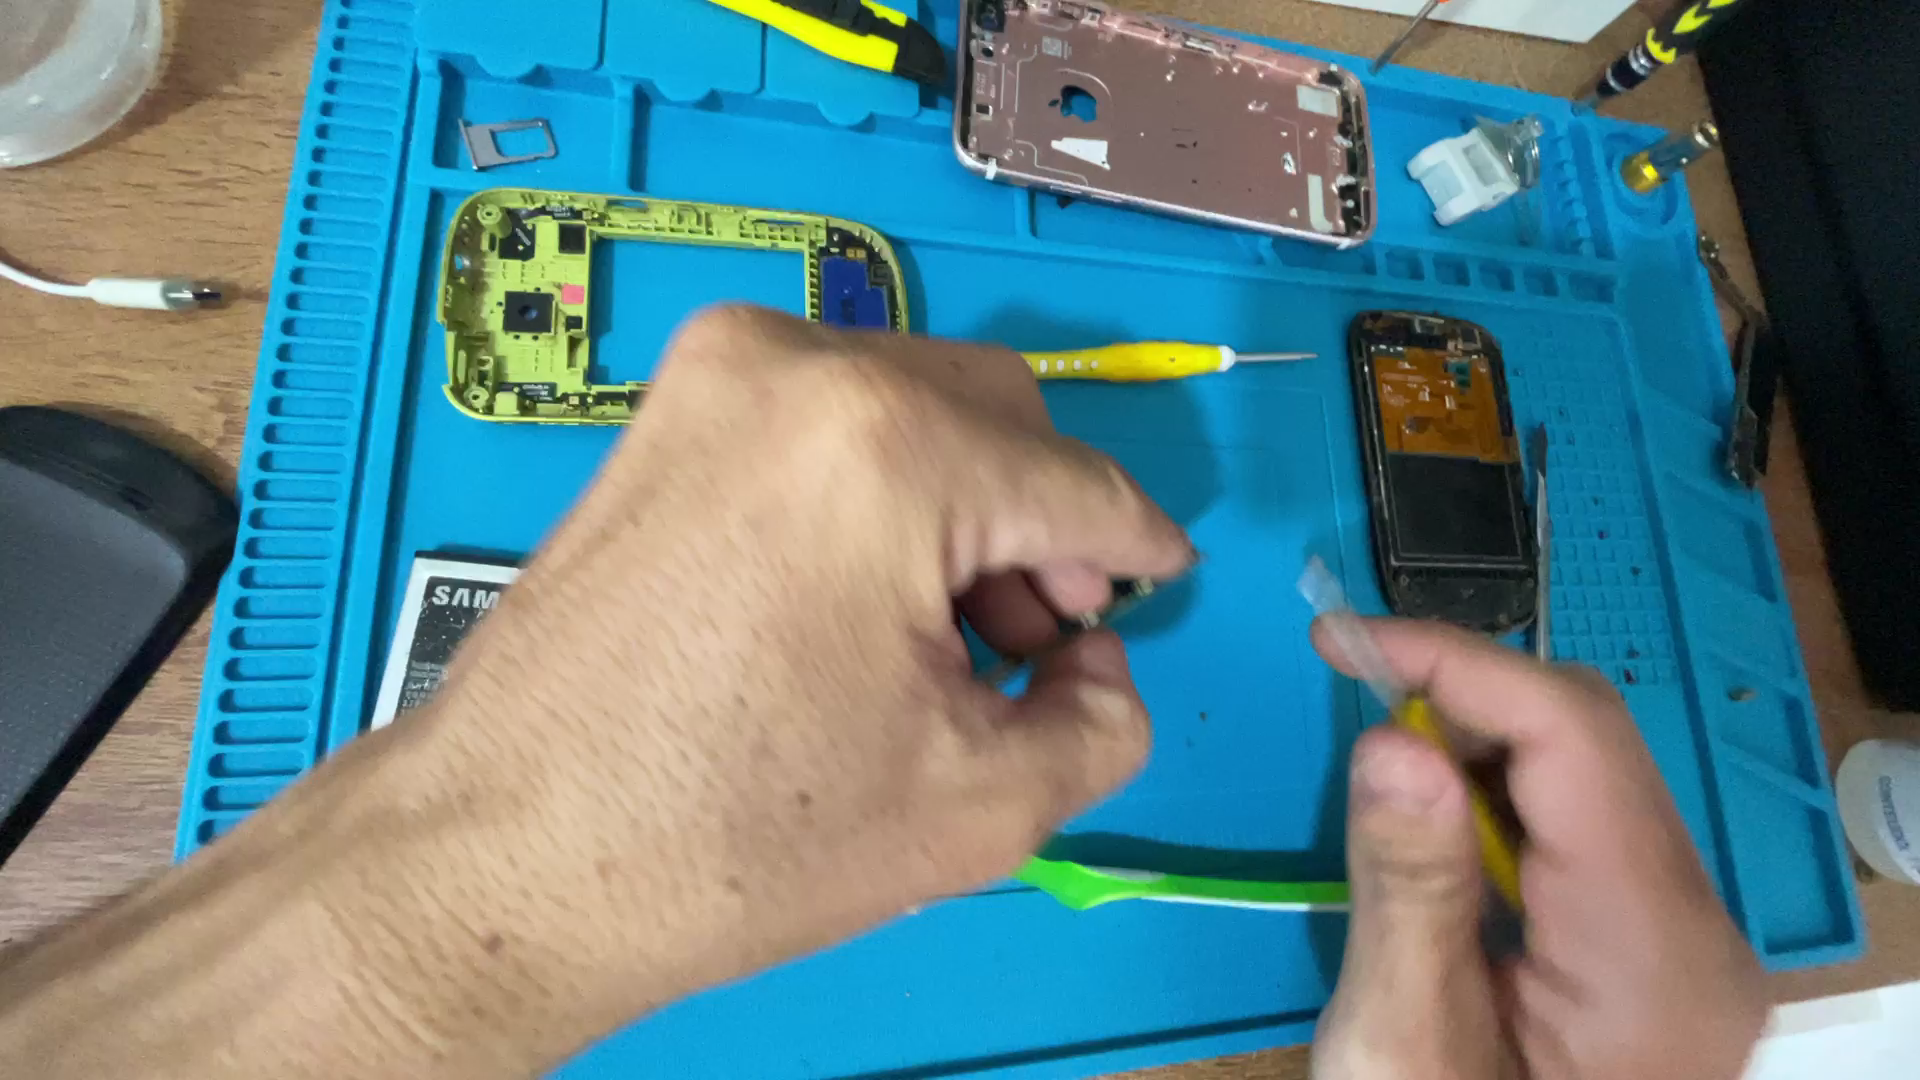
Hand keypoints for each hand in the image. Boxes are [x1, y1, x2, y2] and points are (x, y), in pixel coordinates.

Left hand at [363, 307, 1191, 1066]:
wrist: (506, 851)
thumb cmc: (740, 838)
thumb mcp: (982, 803)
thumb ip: (1105, 719)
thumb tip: (1100, 653)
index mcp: (890, 449)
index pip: (1077, 483)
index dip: (1137, 543)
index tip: (1159, 577)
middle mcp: (807, 366)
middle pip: (1006, 416)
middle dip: (1047, 522)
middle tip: (1040, 630)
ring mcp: (729, 365)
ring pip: (927, 404)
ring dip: (972, 502)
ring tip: (954, 623)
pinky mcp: (682, 399)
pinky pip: (845, 414)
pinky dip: (893, 483)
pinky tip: (876, 583)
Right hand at [1309, 619, 1766, 1079]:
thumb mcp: (1403, 1040)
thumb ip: (1406, 891)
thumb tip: (1391, 740)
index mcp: (1648, 949)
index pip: (1569, 736)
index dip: (1455, 662)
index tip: (1342, 641)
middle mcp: (1684, 919)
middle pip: (1582, 735)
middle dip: (1455, 686)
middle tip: (1350, 684)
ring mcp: (1662, 924)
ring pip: (1568, 761)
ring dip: (1458, 727)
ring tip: (1374, 757)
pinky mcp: (1626, 930)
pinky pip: (1554, 807)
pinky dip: (1471, 775)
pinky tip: (1418, 812)